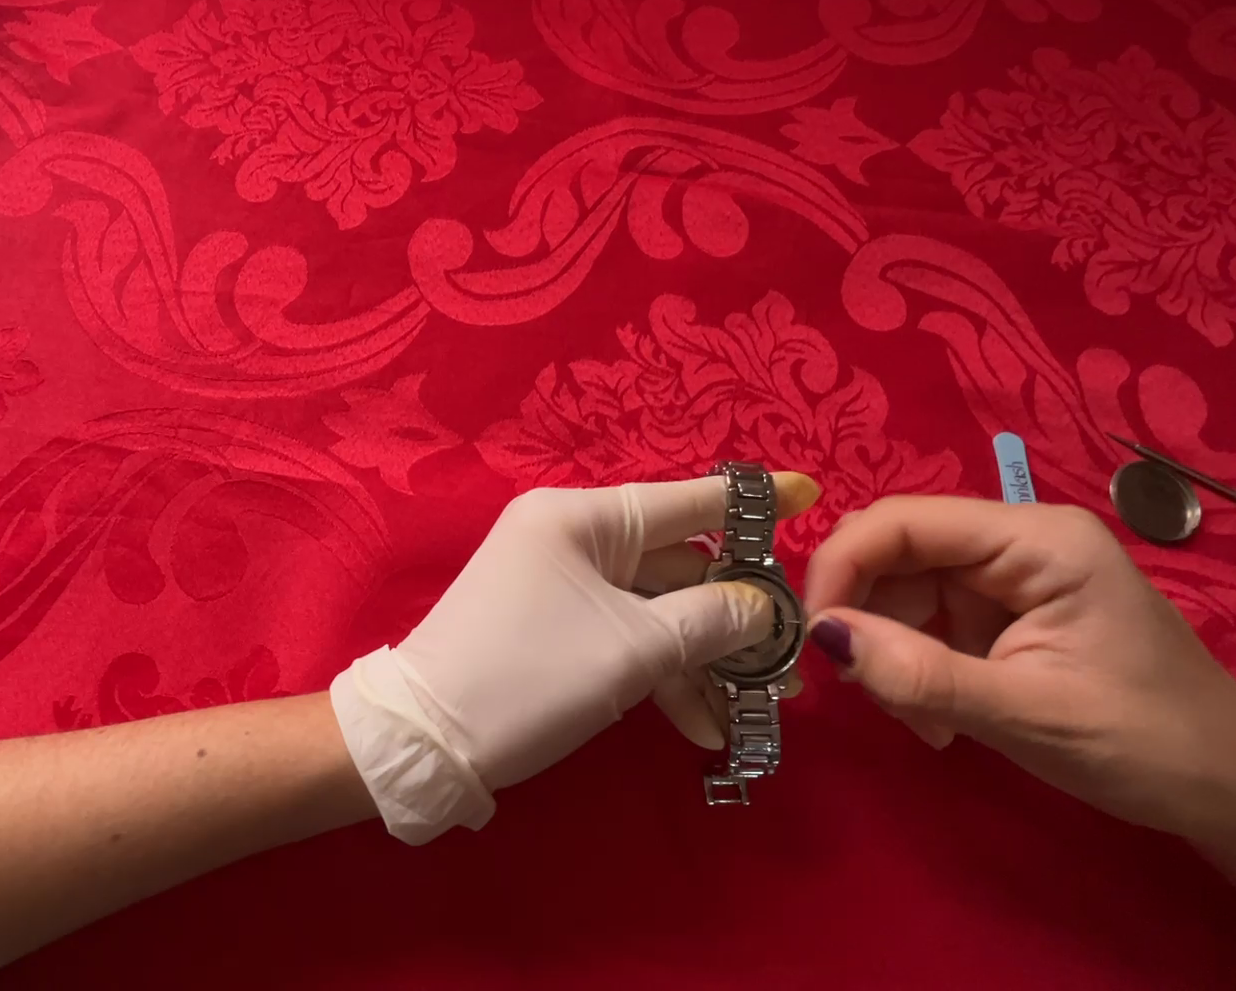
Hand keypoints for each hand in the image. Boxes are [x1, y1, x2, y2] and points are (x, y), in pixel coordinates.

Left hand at [331, 473, 818, 842]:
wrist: (424, 740)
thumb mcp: (631, 650)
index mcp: (579, 517)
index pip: (683, 501)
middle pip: (673, 563)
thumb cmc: (528, 678)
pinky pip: (620, 631)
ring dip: (698, 656)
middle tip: (786, 666)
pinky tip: (697, 723)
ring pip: (651, 607)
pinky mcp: (551, 621)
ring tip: (752, 712)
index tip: (811, 495)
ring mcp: (557, 579)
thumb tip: (763, 605)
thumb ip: (710, 620)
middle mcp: (568, 535)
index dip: (750, 503)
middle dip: (730, 616)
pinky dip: (657, 669)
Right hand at [802, 496, 1235, 843]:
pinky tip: (930, 715)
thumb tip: (820, 635)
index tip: (812, 633)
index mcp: (1035, 539)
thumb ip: (919, 674)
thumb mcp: (1028, 714)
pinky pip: (916, 619)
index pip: (901, 521)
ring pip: (893, 588)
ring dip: (883, 650)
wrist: (1235, 797)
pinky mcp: (993, 609)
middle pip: (891, 552)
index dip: (841, 565)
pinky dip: (905, 665)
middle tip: (860, 684)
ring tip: (914, 717)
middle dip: (861, 615)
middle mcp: (1011, 541)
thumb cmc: (1149, 746)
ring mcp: (1001, 574)